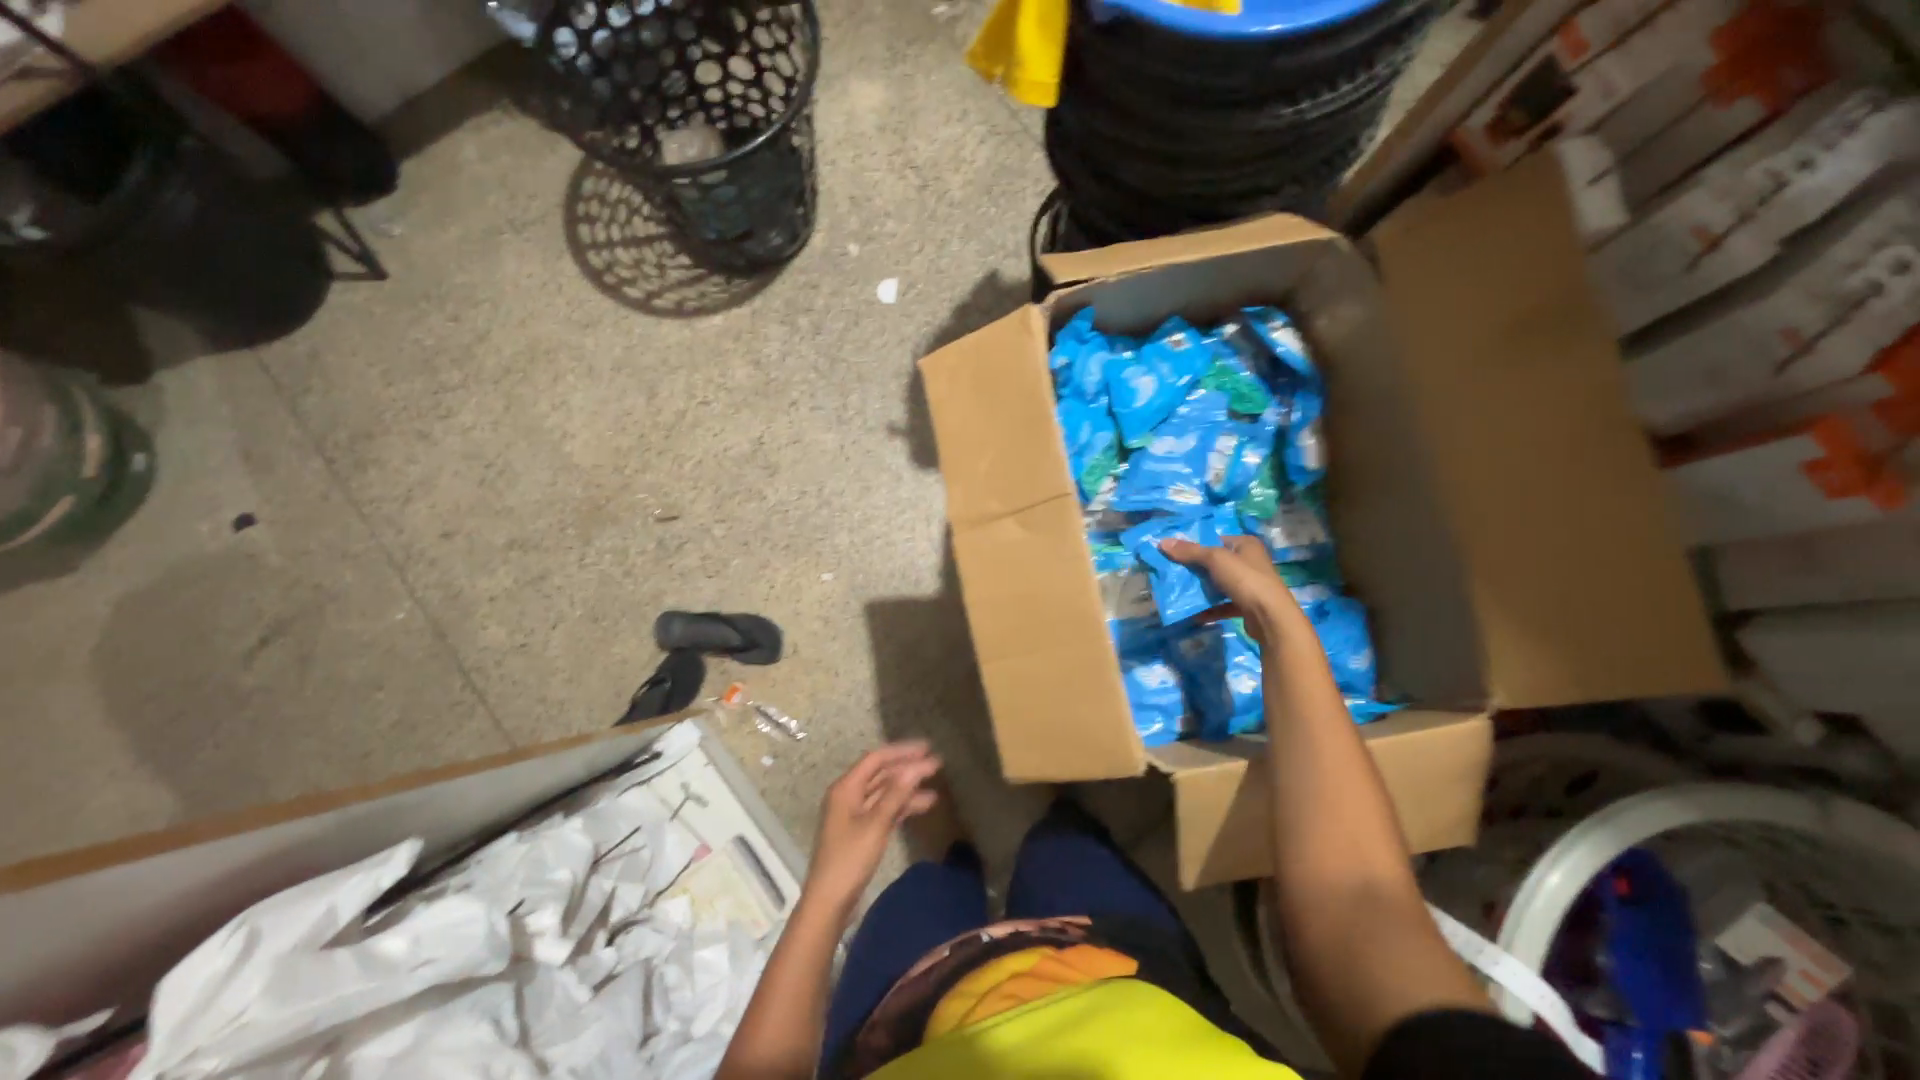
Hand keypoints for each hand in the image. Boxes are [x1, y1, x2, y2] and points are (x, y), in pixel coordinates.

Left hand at [804, 741, 941, 915]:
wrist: (830, 900)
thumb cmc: (850, 859)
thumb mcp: (875, 824)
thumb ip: (895, 794)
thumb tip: (915, 767)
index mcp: (846, 788)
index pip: (876, 759)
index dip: (902, 752)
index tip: (928, 749)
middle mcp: (848, 796)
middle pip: (881, 775)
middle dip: (908, 769)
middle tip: (937, 765)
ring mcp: (854, 814)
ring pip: (884, 793)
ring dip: (907, 790)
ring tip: (935, 790)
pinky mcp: (861, 831)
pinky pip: (884, 810)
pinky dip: (901, 807)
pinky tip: (922, 807)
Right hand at [1160, 534, 1305, 646]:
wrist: (1270, 617)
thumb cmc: (1245, 579)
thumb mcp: (1215, 560)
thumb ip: (1190, 551)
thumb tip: (1162, 542)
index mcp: (1245, 545)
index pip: (1216, 540)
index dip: (1195, 545)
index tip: (1174, 553)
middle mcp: (1250, 562)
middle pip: (1216, 563)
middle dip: (1195, 569)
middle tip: (1173, 574)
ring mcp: (1250, 585)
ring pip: (1220, 584)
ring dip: (1203, 590)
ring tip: (1180, 593)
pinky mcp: (1247, 605)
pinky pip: (1224, 605)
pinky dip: (1211, 609)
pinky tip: (1194, 615)